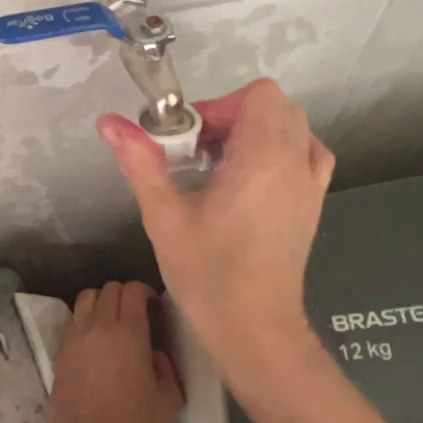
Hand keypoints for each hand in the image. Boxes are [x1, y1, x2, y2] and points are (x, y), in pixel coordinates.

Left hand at [43, 282, 185, 422]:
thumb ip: (167, 367)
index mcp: (129, 332)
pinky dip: (85, 320)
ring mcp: (75, 336)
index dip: (146, 293)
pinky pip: (72, 320)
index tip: (154, 308)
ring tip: (112, 323)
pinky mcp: (59, 350)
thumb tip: (154, 353)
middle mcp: (98, 326)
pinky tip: (94, 341)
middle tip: (136, 315)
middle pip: (109, 289)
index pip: (133, 290)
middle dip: (125, 296)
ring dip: (102, 302)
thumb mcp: (169, 399)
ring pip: (86, 298)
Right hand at [96, 78, 333, 364]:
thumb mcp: (164, 216)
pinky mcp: (313, 203)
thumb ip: (140, 161)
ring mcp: (311, 183)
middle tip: (198, 153)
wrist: (254, 327)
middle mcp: (296, 162)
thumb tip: (109, 122)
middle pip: (274, 106)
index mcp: (263, 158)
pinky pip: (305, 154)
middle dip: (232, 117)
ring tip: (221, 167)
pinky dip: (279, 151)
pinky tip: (248, 181)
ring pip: (292, 127)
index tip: (189, 141)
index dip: (219, 107)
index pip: (257, 95)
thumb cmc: (207, 273)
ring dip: (256, 132)